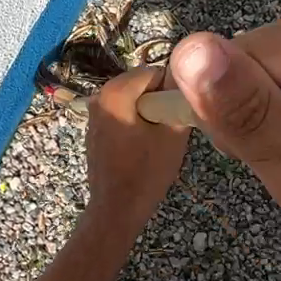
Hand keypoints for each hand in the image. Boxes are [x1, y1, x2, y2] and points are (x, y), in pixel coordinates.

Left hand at [84, 65, 188, 227]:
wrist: (117, 209)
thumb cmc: (146, 172)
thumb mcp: (173, 133)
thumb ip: (179, 99)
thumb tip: (187, 74)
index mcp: (115, 92)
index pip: (155, 72)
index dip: (171, 92)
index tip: (175, 116)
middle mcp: (99, 95)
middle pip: (142, 84)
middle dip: (158, 102)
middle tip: (168, 131)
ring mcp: (93, 113)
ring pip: (133, 99)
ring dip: (148, 113)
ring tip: (156, 140)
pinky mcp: (95, 129)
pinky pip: (122, 113)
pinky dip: (134, 122)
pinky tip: (141, 146)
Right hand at [166, 0, 280, 272]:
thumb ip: (250, 116)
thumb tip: (188, 53)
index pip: (235, 61)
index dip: (239, 118)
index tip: (278, 157)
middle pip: (240, 60)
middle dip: (252, 118)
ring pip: (244, 70)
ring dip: (261, 120)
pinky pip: (262, 73)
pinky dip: (272, 114)